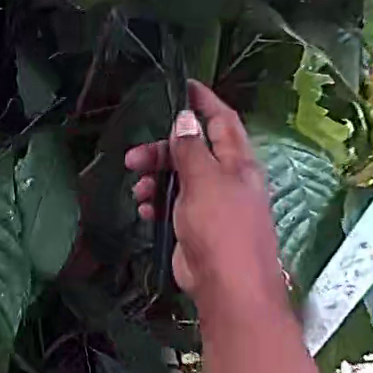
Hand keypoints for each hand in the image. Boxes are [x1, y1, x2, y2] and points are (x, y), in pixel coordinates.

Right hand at [126, 80, 286, 314]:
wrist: (228, 287)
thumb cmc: (221, 228)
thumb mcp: (204, 181)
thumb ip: (191, 148)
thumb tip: (184, 118)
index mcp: (238, 163)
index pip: (222, 121)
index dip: (204, 102)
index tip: (183, 85)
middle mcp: (226, 179)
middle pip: (191, 151)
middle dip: (162, 150)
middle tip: (134, 157)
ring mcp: (210, 203)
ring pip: (177, 178)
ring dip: (155, 179)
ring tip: (138, 191)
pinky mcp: (195, 226)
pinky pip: (171, 205)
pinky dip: (156, 204)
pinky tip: (143, 210)